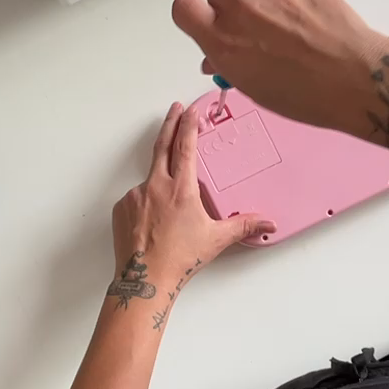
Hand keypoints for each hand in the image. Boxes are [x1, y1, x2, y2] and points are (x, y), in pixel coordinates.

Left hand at [109, 103, 273, 307]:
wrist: (144, 279)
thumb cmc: (179, 258)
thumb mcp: (216, 239)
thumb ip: (243, 225)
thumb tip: (267, 223)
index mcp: (180, 189)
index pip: (185, 147)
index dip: (189, 125)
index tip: (190, 110)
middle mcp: (156, 186)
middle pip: (163, 146)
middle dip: (170, 124)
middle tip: (175, 109)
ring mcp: (135, 195)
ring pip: (151, 180)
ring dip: (160, 184)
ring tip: (168, 214)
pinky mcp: (121, 208)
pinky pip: (136, 199)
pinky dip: (146, 204)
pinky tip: (153, 223)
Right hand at [170, 0, 388, 135]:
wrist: (356, 79)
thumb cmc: (306, 96)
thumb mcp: (255, 88)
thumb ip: (229, 64)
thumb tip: (218, 57)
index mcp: (223, 43)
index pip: (184, 7)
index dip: (193, 13)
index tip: (204, 21)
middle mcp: (242, 12)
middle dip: (228, 6)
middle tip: (248, 27)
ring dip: (258, 0)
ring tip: (282, 26)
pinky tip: (306, 23)